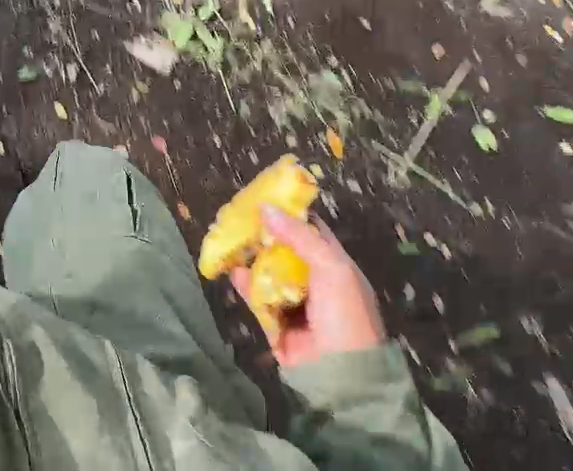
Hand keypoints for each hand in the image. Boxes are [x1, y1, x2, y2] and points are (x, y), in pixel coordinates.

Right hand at [230, 206, 385, 369]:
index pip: (310, 231)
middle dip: (261, 234)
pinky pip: (256, 296)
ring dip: (249, 256)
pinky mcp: (275, 321)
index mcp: (334, 265)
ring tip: (227, 238)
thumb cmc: (344, 314)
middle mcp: (313, 280)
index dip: (288, 213)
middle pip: (282, 249)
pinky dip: (244, 283)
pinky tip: (232, 270)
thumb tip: (266, 207)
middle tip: (236, 216)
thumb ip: (299, 237)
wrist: (341, 375)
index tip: (262, 197)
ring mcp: (293, 300)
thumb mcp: (331, 268)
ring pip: (266, 270)